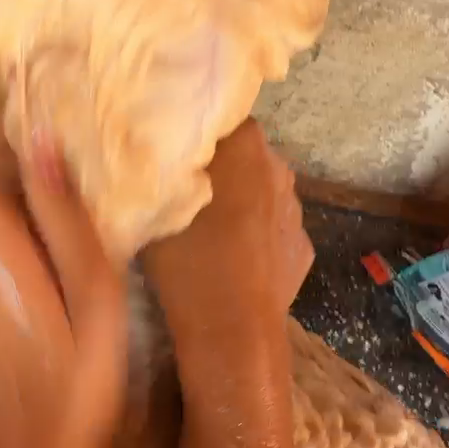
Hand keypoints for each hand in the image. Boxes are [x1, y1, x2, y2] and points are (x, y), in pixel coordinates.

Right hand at [142, 119, 314, 327]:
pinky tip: (231, 257)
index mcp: (244, 148)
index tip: (172, 148)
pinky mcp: (302, 246)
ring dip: (238, 198)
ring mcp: (295, 209)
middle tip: (182, 186)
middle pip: (242, 153)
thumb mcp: (153, 211)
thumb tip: (146, 163)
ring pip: (260, 189)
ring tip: (206, 227)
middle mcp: (277, 168)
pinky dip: (254, 235)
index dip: (195, 130)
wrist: (233, 330)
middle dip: (217, 164)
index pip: (221, 117)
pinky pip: (272, 228)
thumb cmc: (188, 262)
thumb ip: (156, 178)